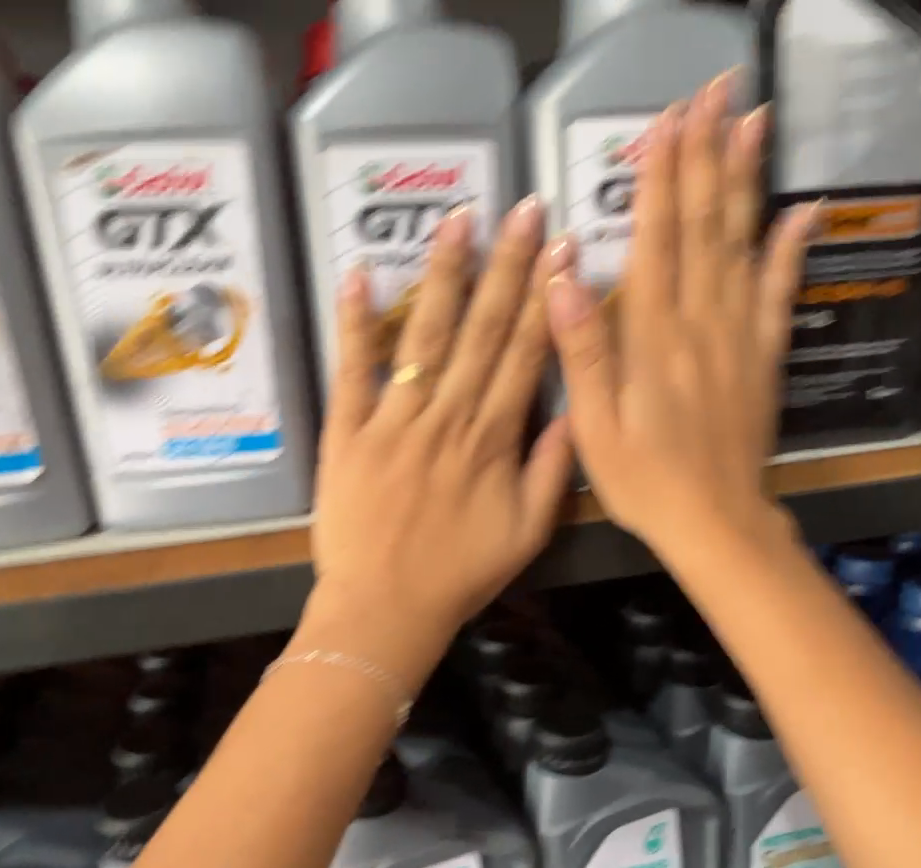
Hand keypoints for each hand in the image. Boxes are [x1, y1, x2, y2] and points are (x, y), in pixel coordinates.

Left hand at [308, 195, 575, 648]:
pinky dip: (355, 324)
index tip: (559, 247)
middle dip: (505, 267)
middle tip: (522, 208)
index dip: (545, 298)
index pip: (525, 355)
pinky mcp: (348, 431)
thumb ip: (552, 471)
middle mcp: (447, 417)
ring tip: (459, 220)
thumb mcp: (527, 534)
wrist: (384, 607)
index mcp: (492, 440)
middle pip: (481, 331)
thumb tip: (572, 410)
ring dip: (442, 276)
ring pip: (424, 337)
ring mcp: (393, 420)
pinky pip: (352, 371)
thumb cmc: (459, 574)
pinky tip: (361, 275)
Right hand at [545, 71, 818, 559]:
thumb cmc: (643, 481)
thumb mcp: (593, 426)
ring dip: (744, 180)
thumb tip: (563, 274)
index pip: (657, 239)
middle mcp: (701, 322)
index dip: (661, 176)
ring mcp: (740, 336)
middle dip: (706, 154)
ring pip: (742, 244)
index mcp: (653, 337)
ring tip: (753, 120)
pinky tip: (800, 208)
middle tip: (715, 90)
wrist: (715, 522)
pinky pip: (780, 294)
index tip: (667, 119)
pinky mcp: (764, 357)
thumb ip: (580, 349)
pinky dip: (791, 249)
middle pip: (704, 225)